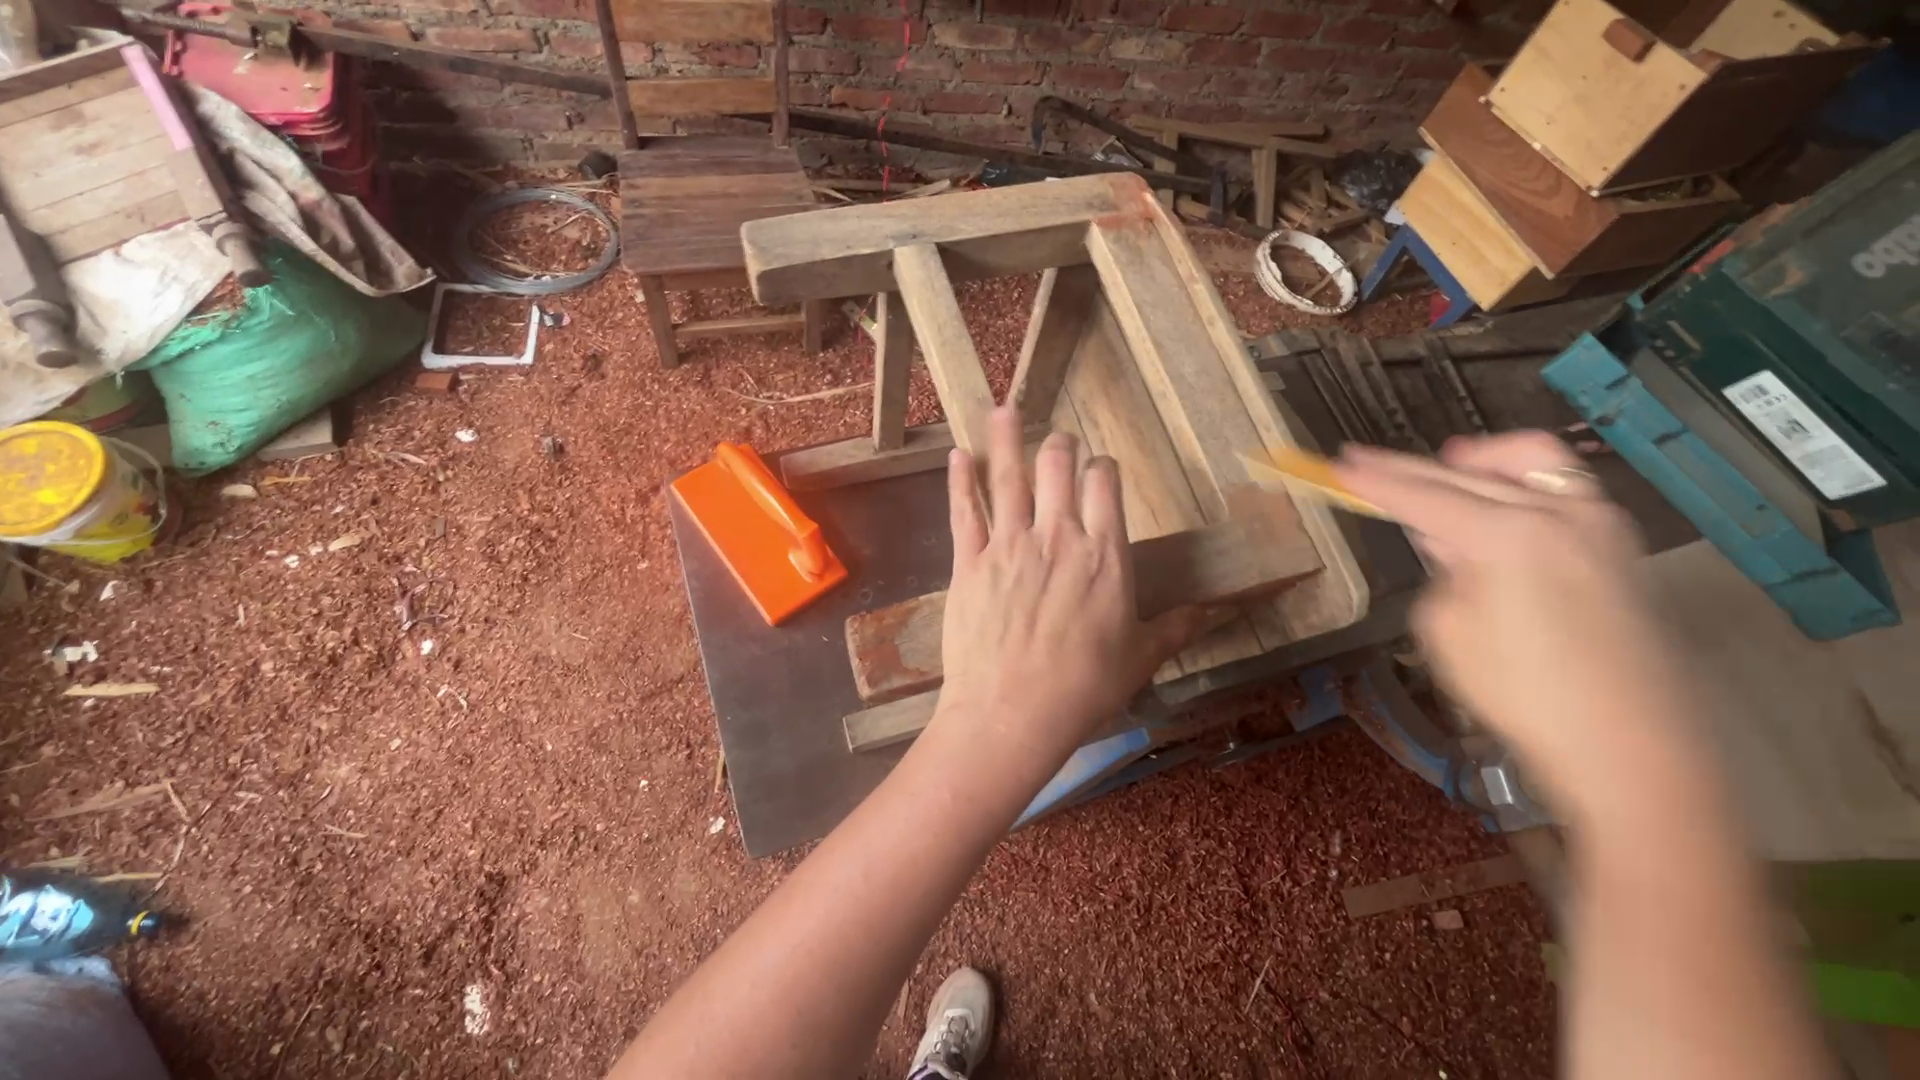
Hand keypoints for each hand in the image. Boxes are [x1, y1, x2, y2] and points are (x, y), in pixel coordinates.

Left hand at [929, 407, 1202, 762]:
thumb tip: (1214, 613)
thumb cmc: (1083, 689)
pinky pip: (964, 511)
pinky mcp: (969, 563)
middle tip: (1058, 439)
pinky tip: (958, 455)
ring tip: (1004, 408)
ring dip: (1006, 438)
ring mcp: (1009, 546)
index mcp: (1104, 554)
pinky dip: (961, 480)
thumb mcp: (1139, 657)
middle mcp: (1057, 537)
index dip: (1103, 468)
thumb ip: (1175, 627)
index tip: (1099, 467)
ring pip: (1009, 477)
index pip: (1106, 485)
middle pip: (1059, 468)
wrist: (1013, 713)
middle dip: (1060, 445)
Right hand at [1337, 433, 1705, 811]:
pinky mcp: (1619, 545)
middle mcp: (1557, 512)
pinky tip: (1499, 502)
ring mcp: (1597, 524)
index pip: (1423, 496)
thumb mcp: (1449, 633)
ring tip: (1443, 469)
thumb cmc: (1524, 696)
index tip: (1340, 463)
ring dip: (1475, 462)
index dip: (1375, 481)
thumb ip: (1443, 573)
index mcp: (1507, 534)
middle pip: (1466, 473)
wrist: (1630, 743)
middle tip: (1365, 462)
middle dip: (1410, 469)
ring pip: (1527, 461)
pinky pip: (1562, 487)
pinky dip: (1520, 482)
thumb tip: (1449, 543)